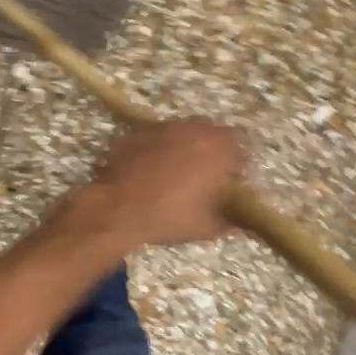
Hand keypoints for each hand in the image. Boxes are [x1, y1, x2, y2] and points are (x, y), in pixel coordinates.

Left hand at [79, 119, 243, 246]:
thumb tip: (238, 220)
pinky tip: (148, 169)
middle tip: (203, 175)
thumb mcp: (206, 227)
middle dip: (213, 151)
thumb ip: (229, 220)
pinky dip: (157, 149)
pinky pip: (155, 137)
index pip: (240, 153)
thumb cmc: (168, 217)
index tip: (227, 185)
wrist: (115, 208)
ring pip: (183, 132)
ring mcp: (162, 127)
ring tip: (174, 171)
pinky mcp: (136, 132)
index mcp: (218, 149)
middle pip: (213, 134)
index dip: (235, 169)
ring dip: (184, 147)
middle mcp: (193, 130)